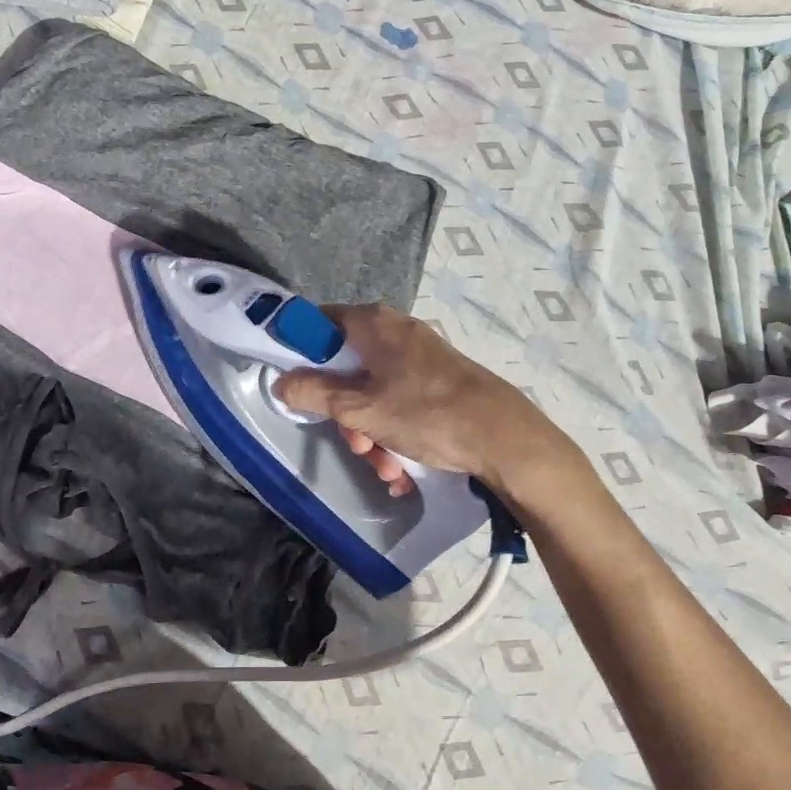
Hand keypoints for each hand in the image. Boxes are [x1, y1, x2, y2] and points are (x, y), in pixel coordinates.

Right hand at [274, 304, 577, 498]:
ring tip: (385, 467)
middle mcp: (395, 330)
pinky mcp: (440, 380)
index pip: (316, 322)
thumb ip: (313, 393)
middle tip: (353, 441)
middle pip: (344, 363)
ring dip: (369, 430)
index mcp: (372, 323)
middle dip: (342, 410)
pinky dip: (395, 430)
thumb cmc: (427, 415)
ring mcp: (420, 355)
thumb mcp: (359, 409)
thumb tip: (280, 382)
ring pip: (372, 389)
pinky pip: (400, 400)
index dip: (299, 352)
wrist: (510, 442)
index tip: (296, 385)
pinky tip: (403, 467)